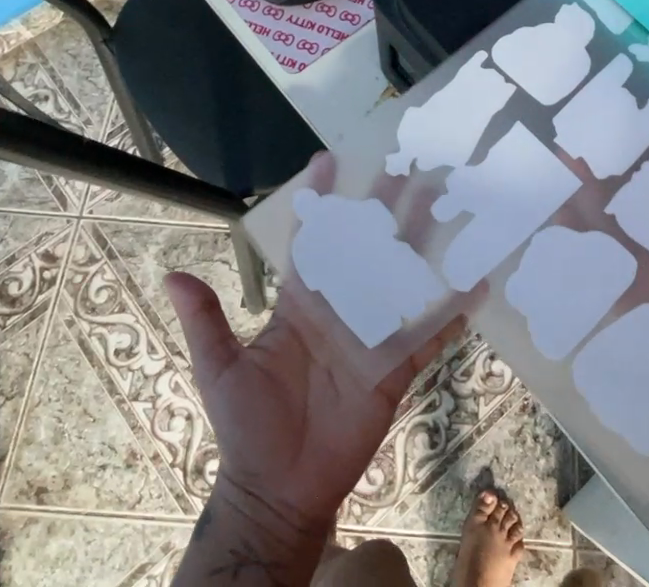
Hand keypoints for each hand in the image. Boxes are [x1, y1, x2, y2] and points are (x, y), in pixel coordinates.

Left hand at [165, 154, 462, 531]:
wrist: (279, 487)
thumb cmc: (247, 425)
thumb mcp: (219, 368)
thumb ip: (207, 320)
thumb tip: (172, 275)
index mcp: (301, 305)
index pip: (313, 242)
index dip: (320, 204)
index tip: (328, 161)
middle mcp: (341, 311)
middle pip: (369, 250)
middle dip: (386, 209)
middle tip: (407, 167)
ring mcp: (371, 337)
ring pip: (402, 280)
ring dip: (422, 245)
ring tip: (446, 206)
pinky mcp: (395, 369)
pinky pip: (428, 335)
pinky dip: (452, 312)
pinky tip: (476, 284)